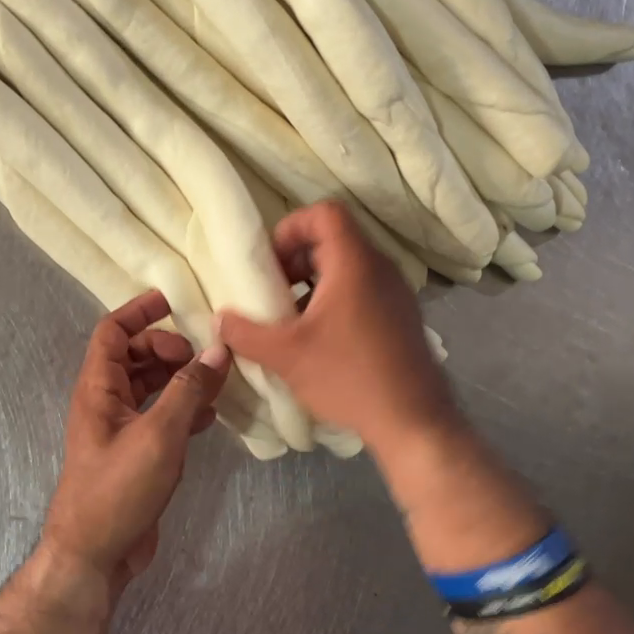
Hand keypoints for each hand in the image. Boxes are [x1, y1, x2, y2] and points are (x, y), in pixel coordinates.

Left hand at [41, 290, 229, 596]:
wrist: (97, 554)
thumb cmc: (118, 489)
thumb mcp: (158, 435)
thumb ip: (188, 390)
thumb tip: (217, 350)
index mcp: (97, 388)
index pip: (112, 331)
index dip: (140, 311)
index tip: (175, 301)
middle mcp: (106, 402)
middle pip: (134, 356)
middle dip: (168, 346)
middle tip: (203, 354)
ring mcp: (121, 430)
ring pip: (151, 387)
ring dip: (181, 378)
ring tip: (216, 379)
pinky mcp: (137, 455)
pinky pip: (161, 417)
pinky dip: (184, 409)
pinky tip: (212, 416)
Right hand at [217, 201, 462, 457]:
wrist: (413, 420)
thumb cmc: (348, 377)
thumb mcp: (285, 355)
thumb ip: (245, 333)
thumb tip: (219, 319)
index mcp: (354, 263)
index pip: (324, 213)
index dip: (290, 228)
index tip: (270, 264)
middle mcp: (380, 268)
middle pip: (334, 238)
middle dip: (295, 259)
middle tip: (273, 292)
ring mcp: (396, 292)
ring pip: (347, 267)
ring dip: (313, 283)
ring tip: (291, 320)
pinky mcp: (402, 316)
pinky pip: (363, 290)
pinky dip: (335, 300)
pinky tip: (320, 340)